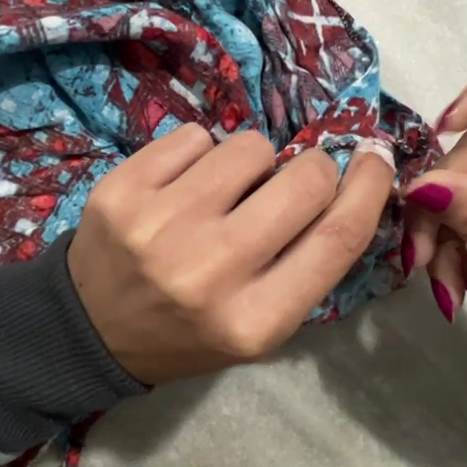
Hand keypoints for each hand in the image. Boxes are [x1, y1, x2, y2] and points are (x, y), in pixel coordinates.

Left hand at [67, 124, 393, 384]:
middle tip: (292, 181)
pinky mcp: (122, 190)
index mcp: (254, 320)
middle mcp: (209, 271)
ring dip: (252, 161)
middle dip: (313, 169)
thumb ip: (308, 263)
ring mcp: (160, 226)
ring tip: (224, 192)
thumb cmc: (188, 330)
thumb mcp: (259, 325)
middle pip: (304, 181)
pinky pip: (197, 135)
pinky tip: (182, 186)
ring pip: (250, 146)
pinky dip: (202, 154)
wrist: (90, 329)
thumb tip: (353, 178)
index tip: (376, 160)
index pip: (338, 237)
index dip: (370, 188)